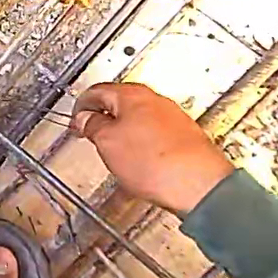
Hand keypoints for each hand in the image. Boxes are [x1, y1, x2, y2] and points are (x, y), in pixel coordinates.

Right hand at [70, 83, 232, 214]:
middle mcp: (155, 100)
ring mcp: (172, 117)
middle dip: (104, 118)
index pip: (97, 91)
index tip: (77, 119)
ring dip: (124, 132)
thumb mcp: (108, 143)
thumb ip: (92, 126)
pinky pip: (155, 134)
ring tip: (116, 153)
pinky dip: (143, 143)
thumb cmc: (158, 163)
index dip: (82, 106)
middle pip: (120, 103)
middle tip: (92, 134)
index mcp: (132, 95)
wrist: (200, 186)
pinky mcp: (184, 137)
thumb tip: (85, 118)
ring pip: (139, 118)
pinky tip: (141, 161)